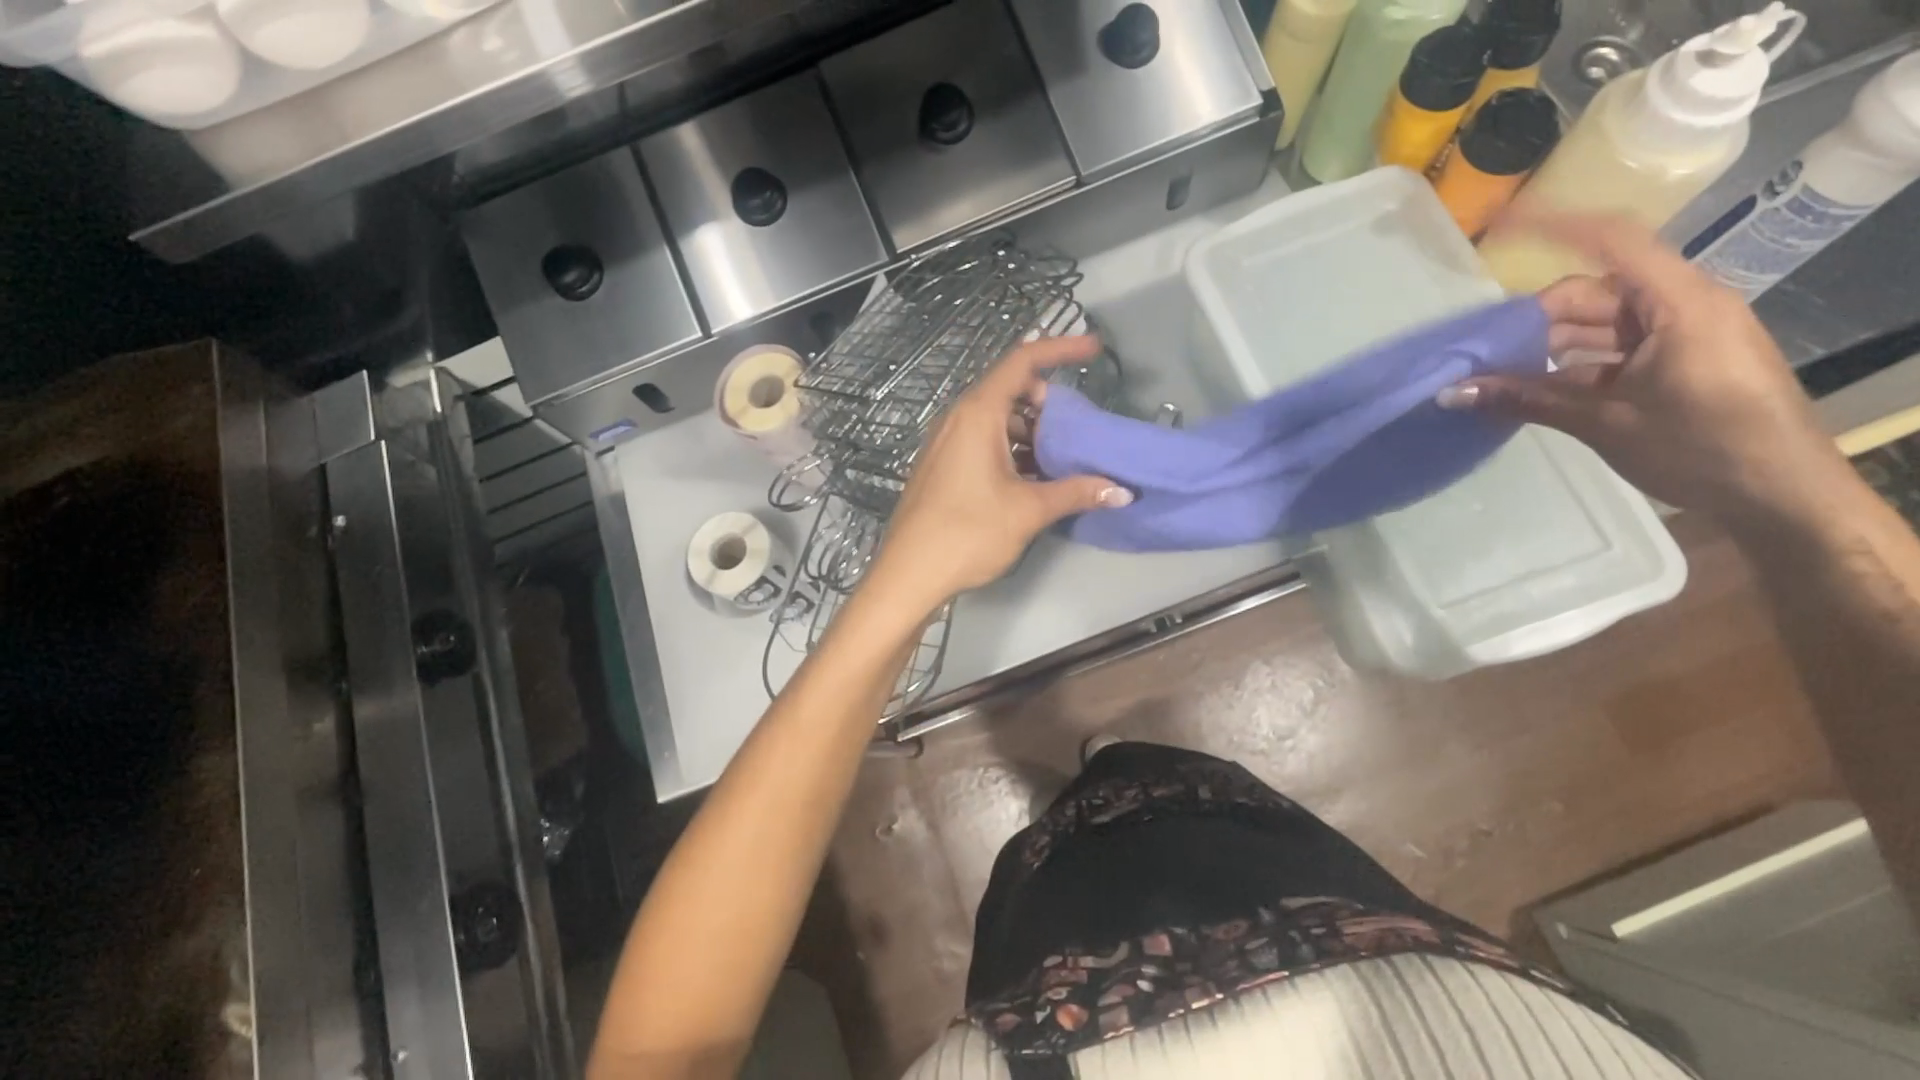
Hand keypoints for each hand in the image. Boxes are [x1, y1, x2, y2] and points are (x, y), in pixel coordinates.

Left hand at [866, 336, 1129, 610]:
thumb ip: (1076, 492)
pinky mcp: (942, 466)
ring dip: (1031, 431)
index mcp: (977, 414)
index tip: (1093, 348)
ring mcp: (946, 443)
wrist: (908, 574)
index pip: (1022, 362)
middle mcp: (958, 419)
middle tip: (1078, 427)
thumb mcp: (1028, 510)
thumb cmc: (967, 533)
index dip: (1060, 348)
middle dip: (1048, 402)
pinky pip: (982, 441)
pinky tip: (1034, 478)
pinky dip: (1012, 449)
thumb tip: (1121, 490)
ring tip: (1062, 457)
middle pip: (1010, 389)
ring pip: (997, 419)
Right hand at [1440, 212, 1854, 522]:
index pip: (1613, 241)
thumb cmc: (1700, 446)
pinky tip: (1539, 390)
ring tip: (1500, 373)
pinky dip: (1579, 366)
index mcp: (1678, 303)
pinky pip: (1620, 351)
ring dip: (1552, 346)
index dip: (1555, 227)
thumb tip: (1452, 391)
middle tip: (1483, 350)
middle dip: (1538, 317)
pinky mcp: (1684, 363)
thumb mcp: (1604, 422)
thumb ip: (1526, 399)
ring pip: (1604, 325)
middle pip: (1597, 291)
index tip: (1500, 229)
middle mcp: (1683, 307)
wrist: (1782, 495)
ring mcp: (1686, 336)